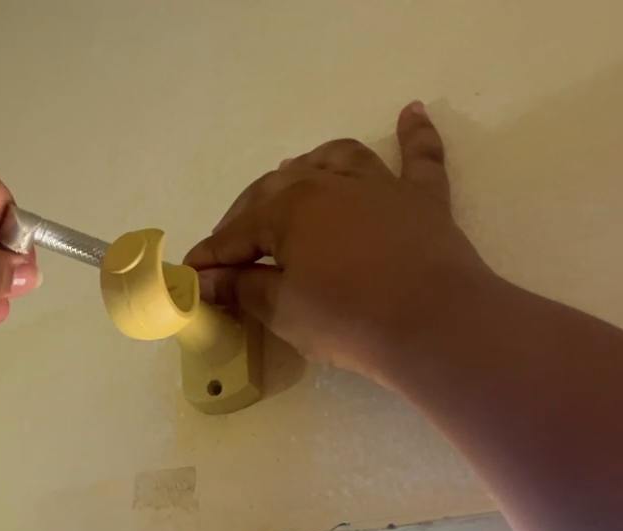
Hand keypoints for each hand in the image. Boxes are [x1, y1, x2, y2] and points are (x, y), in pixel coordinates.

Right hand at [183, 103, 494, 382]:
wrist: (431, 324)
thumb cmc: (345, 318)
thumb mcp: (281, 309)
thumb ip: (241, 288)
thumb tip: (206, 279)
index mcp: (290, 209)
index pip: (237, 232)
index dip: (211, 256)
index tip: (191, 275)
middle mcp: (330, 183)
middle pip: (277, 189)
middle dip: (246, 216)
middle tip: (229, 248)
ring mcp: (380, 186)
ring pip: (336, 159)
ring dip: (308, 166)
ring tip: (291, 178)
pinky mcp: (423, 200)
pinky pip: (419, 157)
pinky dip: (414, 135)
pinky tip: (409, 113)